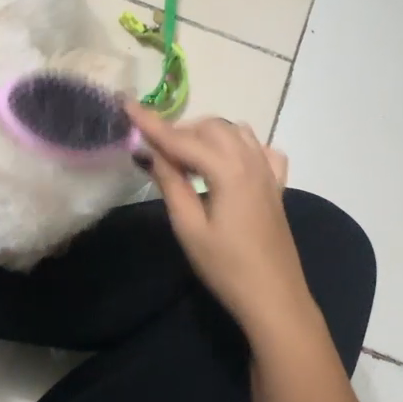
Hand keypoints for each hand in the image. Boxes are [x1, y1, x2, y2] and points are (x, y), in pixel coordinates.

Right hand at [128, 106, 312, 332]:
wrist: (274, 297)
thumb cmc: (225, 267)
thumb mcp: (189, 227)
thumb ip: (170, 183)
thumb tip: (149, 152)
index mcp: (228, 171)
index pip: (181, 139)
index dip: (151, 123)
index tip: (126, 104)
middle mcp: (251, 162)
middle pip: (211, 128)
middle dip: (179, 130)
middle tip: (152, 151)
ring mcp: (268, 173)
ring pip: (235, 133)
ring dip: (206, 135)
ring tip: (183, 157)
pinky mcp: (275, 186)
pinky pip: (258, 150)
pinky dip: (237, 146)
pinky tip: (225, 163)